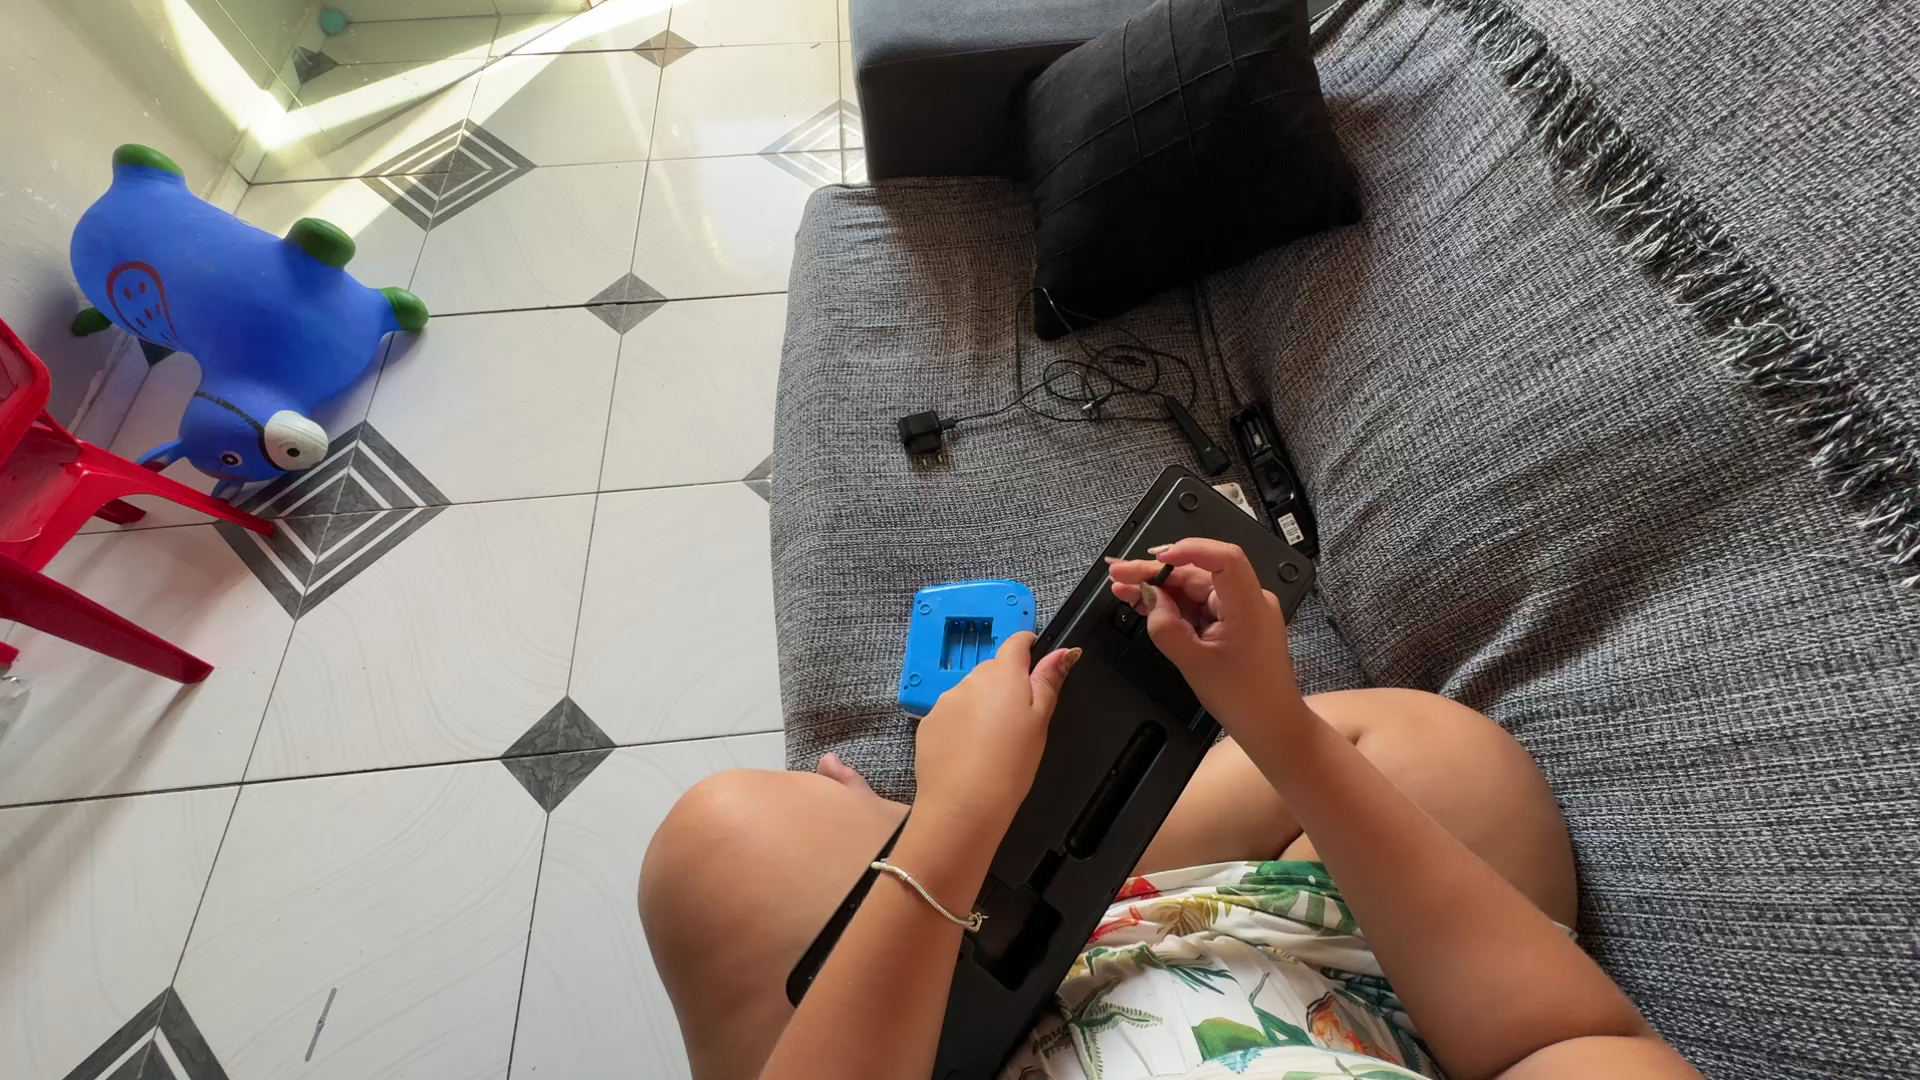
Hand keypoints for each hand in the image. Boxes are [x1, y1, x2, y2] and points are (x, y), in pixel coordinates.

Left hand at [913, 632, 1078, 841]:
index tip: (1036, 664)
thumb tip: (1064, 651)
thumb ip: (1049, 681)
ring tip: (993, 743)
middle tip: (1018, 721)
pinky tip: (970, 752)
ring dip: (982, 706)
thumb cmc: (1010, 766)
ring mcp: (946, 700)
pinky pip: (950, 714)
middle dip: (1006, 686)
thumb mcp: (1041, 721)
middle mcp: (971, 679)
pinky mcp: (929, 722)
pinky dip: (961, 725)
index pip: (1016, 642)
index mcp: (1003, 675)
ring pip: (971, 692)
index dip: (1029, 648)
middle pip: (993, 670)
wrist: (963, 805)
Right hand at [1107, 538, 1307, 742]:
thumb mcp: (1194, 663)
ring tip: (1121, 586)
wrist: (1270, 726)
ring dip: (1157, 587)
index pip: (1224, 558)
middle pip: (1197, 571)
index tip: (1155, 558)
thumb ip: (1166, 627)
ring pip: (1191, 587)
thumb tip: (1148, 598)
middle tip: (1119, 573)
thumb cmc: (1244, 699)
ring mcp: (1238, 609)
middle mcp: (1246, 599)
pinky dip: (1169, 603)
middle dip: (1155, 571)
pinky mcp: (1230, 620)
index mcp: (1248, 605)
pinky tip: (1142, 601)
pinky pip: (1195, 603)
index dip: (1188, 550)